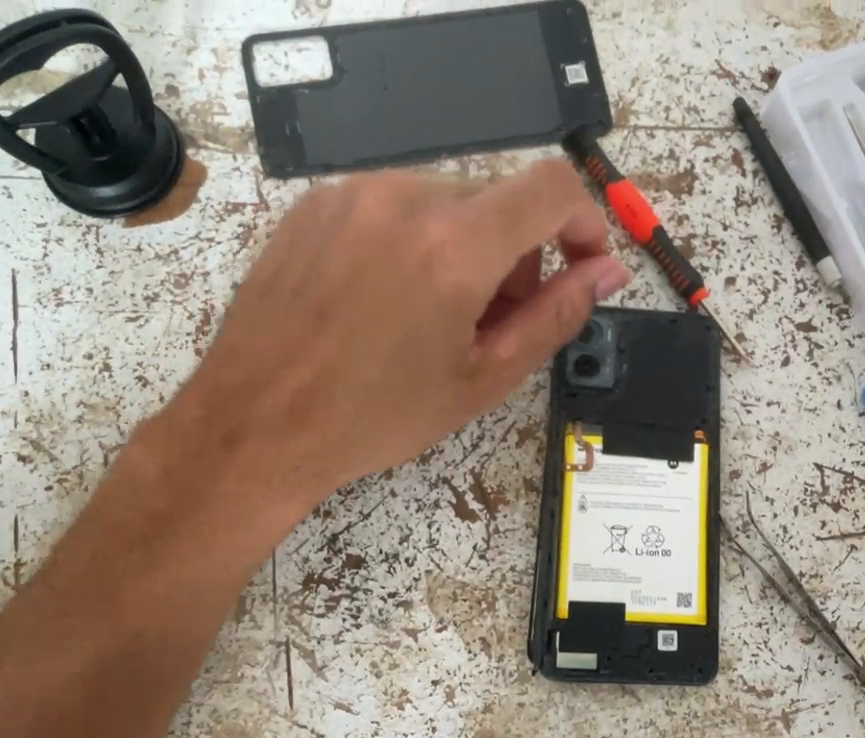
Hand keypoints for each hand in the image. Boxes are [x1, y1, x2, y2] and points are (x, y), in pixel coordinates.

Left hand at [146, 159, 630, 545]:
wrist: (258, 422)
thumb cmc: (376, 416)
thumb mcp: (482, 379)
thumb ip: (555, 317)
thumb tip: (606, 274)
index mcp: (454, 245)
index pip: (552, 188)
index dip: (585, 223)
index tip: (582, 267)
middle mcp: (404, 198)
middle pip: (498, 201)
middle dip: (519, 255)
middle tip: (498, 322)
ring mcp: (352, 194)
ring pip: (446, 202)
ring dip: (467, 249)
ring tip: (438, 318)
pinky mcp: (316, 203)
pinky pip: (394, 206)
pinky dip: (416, 242)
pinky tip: (390, 301)